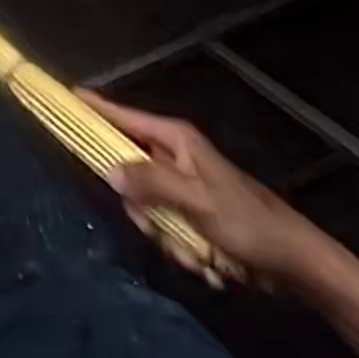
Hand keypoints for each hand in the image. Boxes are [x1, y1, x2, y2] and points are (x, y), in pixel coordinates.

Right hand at [79, 88, 332, 286]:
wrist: (292, 260)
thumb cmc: (246, 220)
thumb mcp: (196, 200)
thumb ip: (150, 183)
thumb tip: (108, 171)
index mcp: (175, 139)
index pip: (124, 116)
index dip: (95, 107)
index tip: (66, 96)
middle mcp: (173, 156)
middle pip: (127, 171)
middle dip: (143, 210)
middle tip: (159, 228)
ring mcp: (179, 184)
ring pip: (143, 204)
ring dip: (165, 236)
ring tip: (196, 253)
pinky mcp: (186, 211)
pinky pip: (161, 225)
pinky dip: (178, 248)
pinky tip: (204, 261)